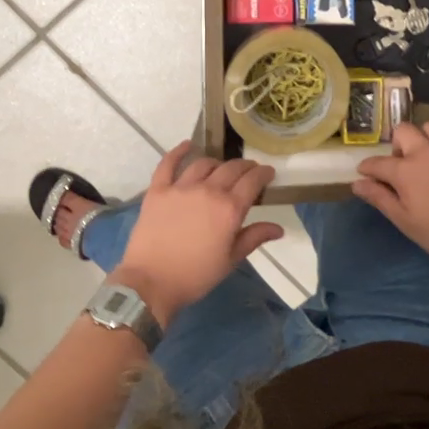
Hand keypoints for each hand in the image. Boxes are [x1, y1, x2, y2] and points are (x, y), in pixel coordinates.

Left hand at [110, 142, 281, 326]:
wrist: (150, 284)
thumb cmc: (195, 276)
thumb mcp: (230, 260)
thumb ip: (254, 238)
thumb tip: (278, 228)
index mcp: (230, 209)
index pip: (253, 181)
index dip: (264, 174)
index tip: (268, 173)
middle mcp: (208, 191)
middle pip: (231, 168)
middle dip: (245, 167)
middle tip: (249, 171)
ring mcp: (181, 188)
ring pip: (204, 163)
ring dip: (217, 163)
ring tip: (221, 168)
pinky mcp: (158, 191)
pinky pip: (168, 164)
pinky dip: (178, 151)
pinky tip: (187, 145)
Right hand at [353, 122, 428, 263]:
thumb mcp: (403, 220)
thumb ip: (379, 198)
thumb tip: (357, 183)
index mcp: (404, 171)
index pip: (377, 163)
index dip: (367, 168)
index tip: (365, 174)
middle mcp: (424, 152)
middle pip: (402, 131)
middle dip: (396, 145)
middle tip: (402, 166)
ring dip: (424, 138)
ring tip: (426, 156)